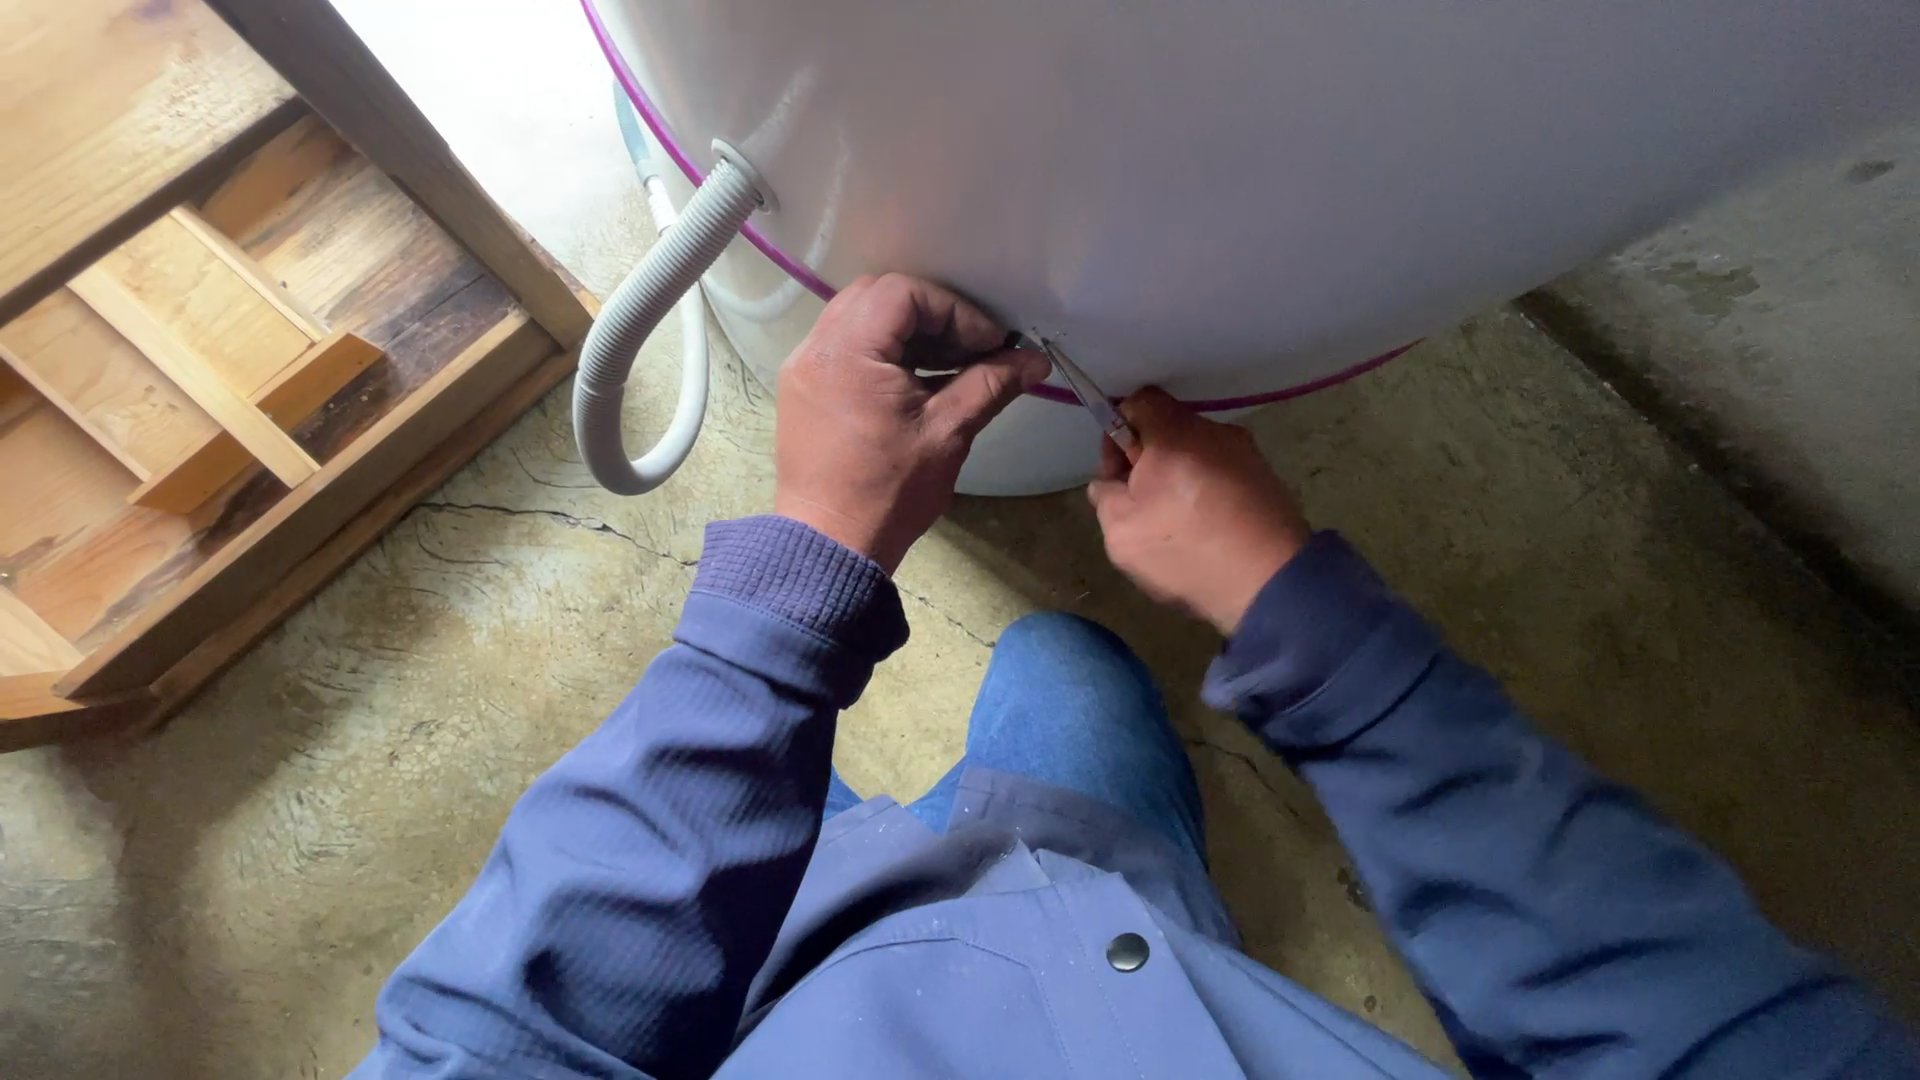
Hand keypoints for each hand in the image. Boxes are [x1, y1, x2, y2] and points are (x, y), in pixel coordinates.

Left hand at [774, 274, 1048, 571]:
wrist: (831, 546)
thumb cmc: (889, 492)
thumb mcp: (948, 433)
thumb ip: (990, 385)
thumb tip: (1035, 361)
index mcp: (848, 352)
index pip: (905, 294)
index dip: (956, 311)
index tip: (990, 344)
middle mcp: (816, 348)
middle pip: (879, 297)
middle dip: (934, 316)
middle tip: (971, 349)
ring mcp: (804, 368)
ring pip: (861, 320)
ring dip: (909, 333)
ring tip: (950, 365)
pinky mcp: (805, 390)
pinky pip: (846, 349)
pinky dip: (884, 353)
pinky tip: (918, 382)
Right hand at [1087, 388, 1310, 633]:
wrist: (1269, 583)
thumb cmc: (1185, 550)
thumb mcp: (1121, 531)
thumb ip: (1106, 498)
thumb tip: (1109, 485)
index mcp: (1174, 434)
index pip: (1139, 401)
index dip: (1117, 429)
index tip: (1116, 472)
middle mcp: (1214, 433)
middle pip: (1169, 430)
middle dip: (1147, 461)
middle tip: (1139, 504)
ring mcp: (1247, 456)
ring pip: (1197, 454)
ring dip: (1177, 480)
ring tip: (1173, 524)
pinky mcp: (1267, 481)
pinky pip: (1222, 475)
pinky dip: (1205, 494)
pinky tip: (1203, 532)